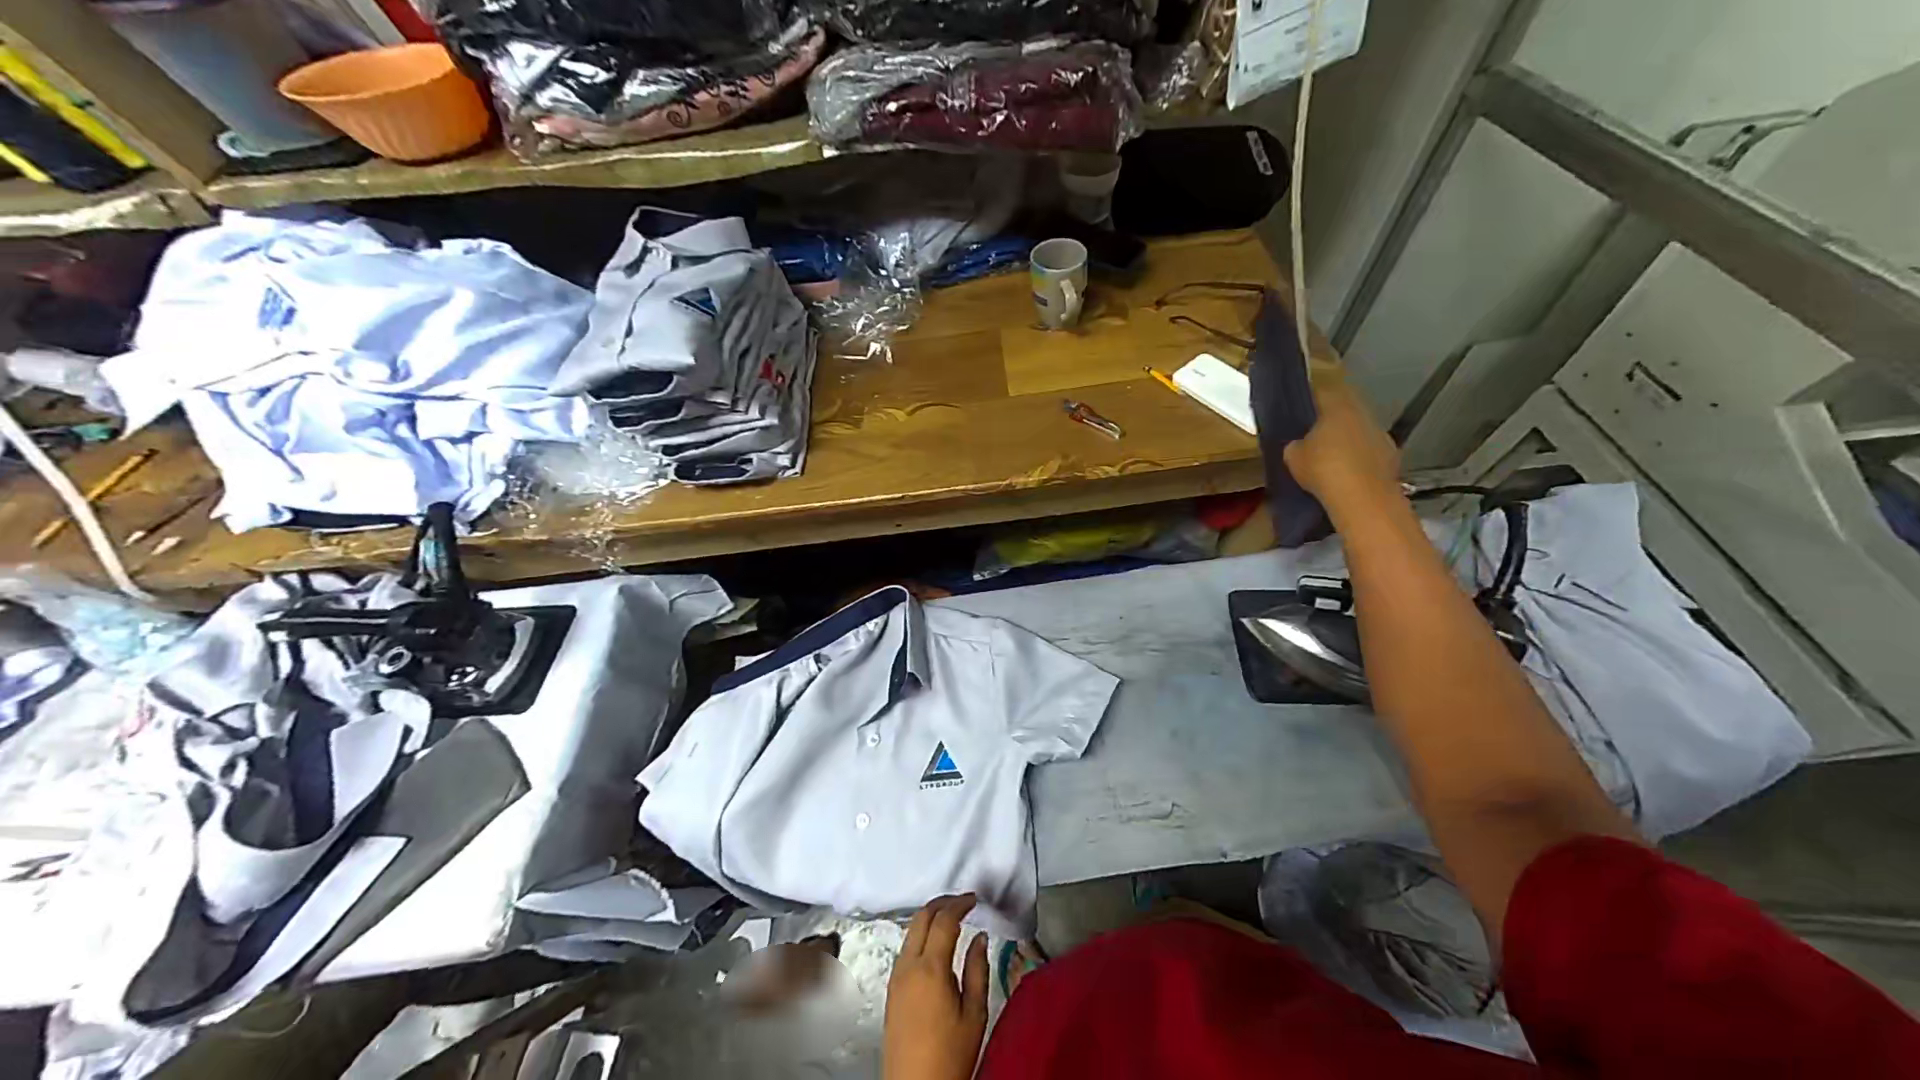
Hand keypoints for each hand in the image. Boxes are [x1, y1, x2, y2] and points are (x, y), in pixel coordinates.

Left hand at [884, 894, 990, 1079]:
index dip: (960, 903)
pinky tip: (936, 944)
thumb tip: (980, 938)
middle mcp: (908, 966)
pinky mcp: (891, 989)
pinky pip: (906, 949)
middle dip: (942, 903)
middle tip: (963, 902)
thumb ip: (978, 970)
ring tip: (953, 919)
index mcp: (930, 968)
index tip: (975, 899)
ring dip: (930, 917)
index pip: (943, 920)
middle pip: (921, 918)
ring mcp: (896, 977)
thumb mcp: (974, 1014)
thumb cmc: (951, 1055)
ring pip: (911, 931)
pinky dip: (921, 935)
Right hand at [1282, 365, 1401, 512]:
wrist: (1363, 498)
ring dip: (1347, 439)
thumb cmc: (1323, 469)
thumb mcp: (1293, 457)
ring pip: (1358, 430)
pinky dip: (1359, 458)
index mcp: (1337, 407)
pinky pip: (1369, 451)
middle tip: (1312, 434)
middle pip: (1344, 410)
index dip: (1309, 399)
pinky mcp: (1391, 456)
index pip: (1322, 392)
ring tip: (1330, 457)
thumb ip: (1294, 445)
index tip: (1299, 408)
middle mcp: (1362, 414)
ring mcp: (1380, 434)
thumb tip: (1298, 444)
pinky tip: (1348, 473)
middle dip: (1330, 420)